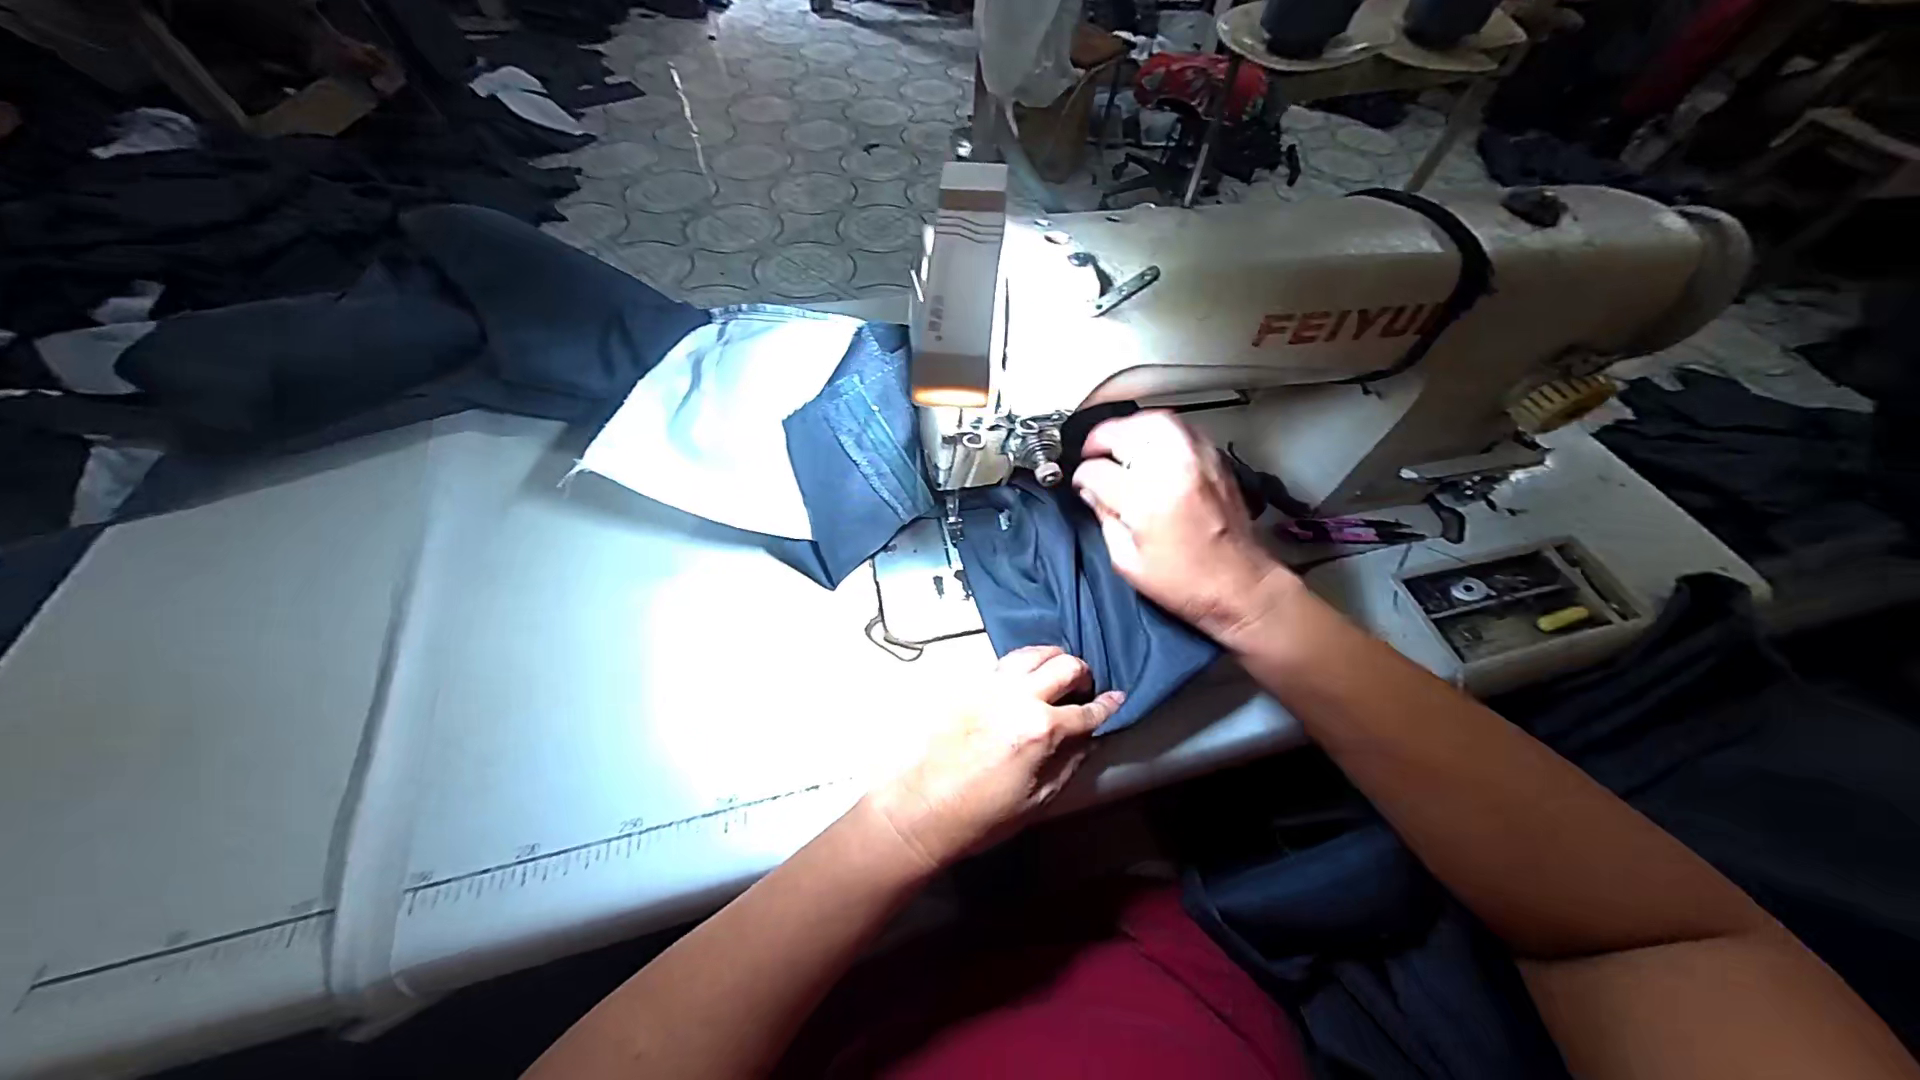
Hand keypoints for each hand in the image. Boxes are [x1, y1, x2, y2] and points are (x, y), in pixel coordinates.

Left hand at [868, 646, 1123, 871]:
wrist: (924, 807)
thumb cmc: (983, 814)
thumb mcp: (1038, 799)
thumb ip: (1069, 763)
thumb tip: (1088, 740)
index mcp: (1041, 730)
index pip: (1087, 711)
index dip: (1108, 705)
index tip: (1118, 698)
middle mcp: (1019, 698)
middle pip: (1065, 666)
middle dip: (1083, 674)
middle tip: (1083, 689)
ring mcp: (993, 686)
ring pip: (1034, 653)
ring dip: (1054, 659)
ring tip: (1058, 675)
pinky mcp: (972, 686)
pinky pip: (1006, 661)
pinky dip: (1025, 662)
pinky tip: (1027, 676)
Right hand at [1073, 411, 1297, 642]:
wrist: (1239, 586)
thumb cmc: (1188, 583)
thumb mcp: (1127, 561)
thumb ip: (1104, 519)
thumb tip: (1091, 493)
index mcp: (1146, 501)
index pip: (1097, 471)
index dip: (1082, 478)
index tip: (1082, 485)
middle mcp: (1173, 472)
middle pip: (1124, 432)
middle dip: (1100, 441)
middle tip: (1093, 456)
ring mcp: (1198, 462)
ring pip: (1155, 420)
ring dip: (1130, 429)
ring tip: (1118, 445)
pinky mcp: (1215, 462)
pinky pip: (1182, 428)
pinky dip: (1159, 432)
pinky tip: (1149, 447)